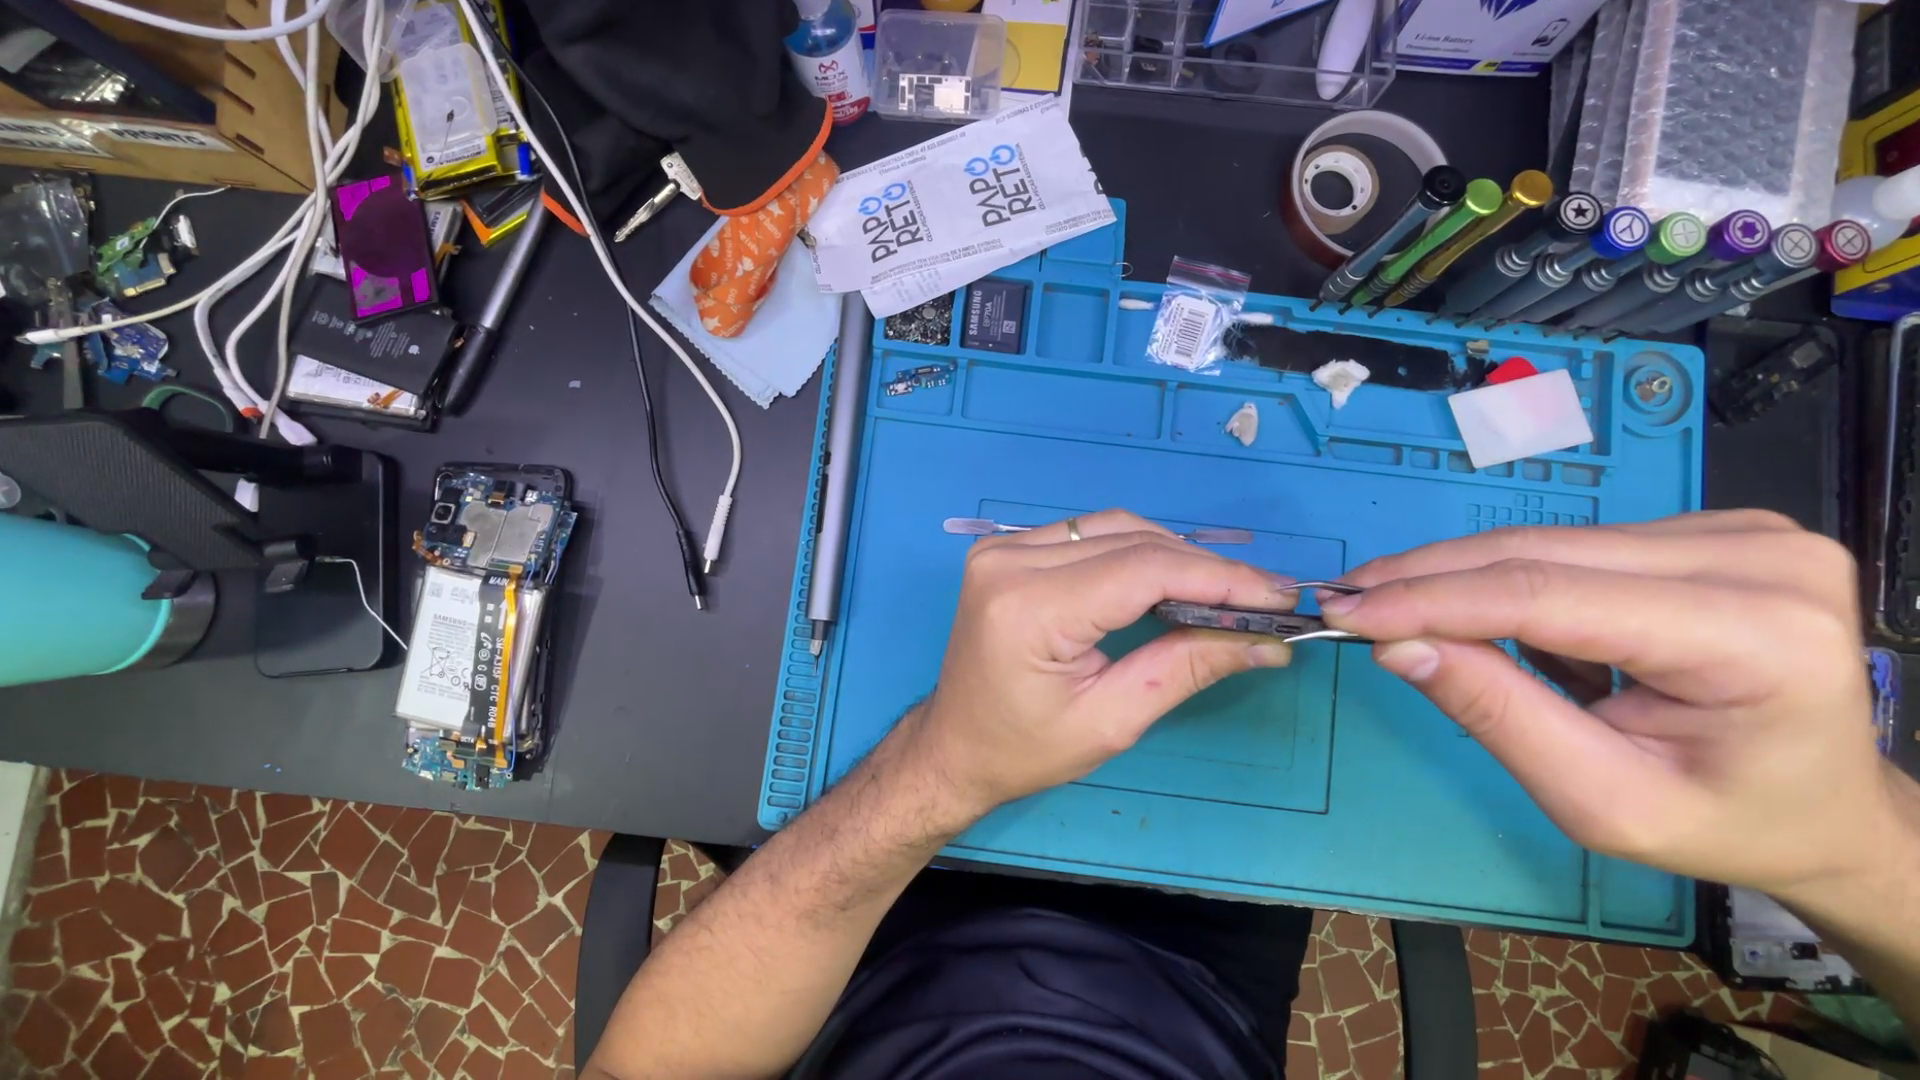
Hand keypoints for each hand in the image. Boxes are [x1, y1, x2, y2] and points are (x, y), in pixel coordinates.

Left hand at [899, 509, 1299, 815]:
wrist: (952, 745)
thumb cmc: (1022, 750)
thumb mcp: (1110, 720)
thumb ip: (1184, 668)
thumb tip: (1265, 641)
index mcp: (1028, 607)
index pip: (1142, 570)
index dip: (1218, 579)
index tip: (1278, 594)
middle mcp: (1009, 560)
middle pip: (1131, 541)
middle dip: (1204, 569)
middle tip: (1264, 598)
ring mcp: (1003, 549)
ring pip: (1114, 528)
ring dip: (1173, 555)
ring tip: (1224, 593)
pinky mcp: (1006, 550)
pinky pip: (1089, 535)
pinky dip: (1136, 553)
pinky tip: (1170, 581)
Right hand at [1323, 509, 1902, 903]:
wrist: (1829, 808)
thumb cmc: (1722, 822)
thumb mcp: (1600, 799)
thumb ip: (1497, 716)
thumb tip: (1396, 646)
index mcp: (1756, 636)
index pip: (1547, 594)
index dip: (1430, 599)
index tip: (1344, 611)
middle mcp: (1757, 558)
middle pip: (1540, 553)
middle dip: (1425, 578)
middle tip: (1342, 599)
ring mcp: (1737, 533)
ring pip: (1545, 542)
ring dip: (1453, 575)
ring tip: (1385, 605)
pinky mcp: (1708, 531)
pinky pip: (1568, 546)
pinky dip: (1499, 577)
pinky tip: (1466, 608)